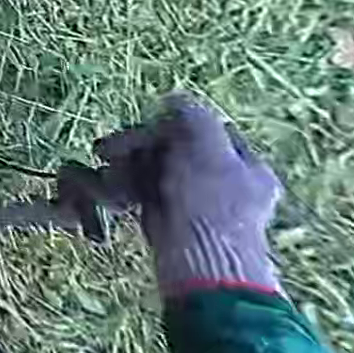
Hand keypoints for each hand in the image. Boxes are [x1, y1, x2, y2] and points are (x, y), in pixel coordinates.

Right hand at [95, 95, 283, 297]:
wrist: (197, 257)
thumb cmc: (209, 203)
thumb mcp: (209, 153)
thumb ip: (196, 119)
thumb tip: (177, 95)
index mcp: (245, 164)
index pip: (202, 127)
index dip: (170, 124)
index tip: (149, 130)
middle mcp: (220, 176)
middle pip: (165, 143)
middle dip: (133, 145)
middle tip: (108, 151)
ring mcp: (190, 193)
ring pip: (145, 162)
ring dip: (123, 165)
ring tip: (112, 177)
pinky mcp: (163, 206)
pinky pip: (136, 183)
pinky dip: (122, 183)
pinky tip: (115, 191)